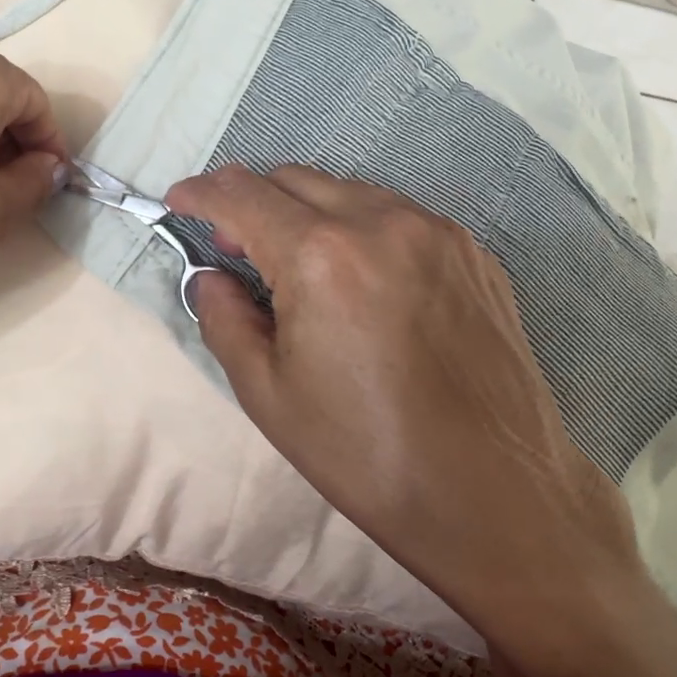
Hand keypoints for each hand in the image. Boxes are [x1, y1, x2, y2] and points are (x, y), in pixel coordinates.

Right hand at [166, 165, 676, 676]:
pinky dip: (358, 228)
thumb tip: (210, 276)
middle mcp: (381, 222)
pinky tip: (358, 281)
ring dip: (305, 211)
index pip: (240, 194)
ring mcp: (436, 232)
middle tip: (234, 248)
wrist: (499, 498)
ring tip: (296, 266)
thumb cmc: (366, 454)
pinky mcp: (474, 253)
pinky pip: (396, 215)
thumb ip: (223, 317)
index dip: (199, 192)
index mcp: (321, 255)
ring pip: (346, 190)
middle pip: (291, 178)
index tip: (177, 202)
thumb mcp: (267, 394)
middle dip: (250, 201)